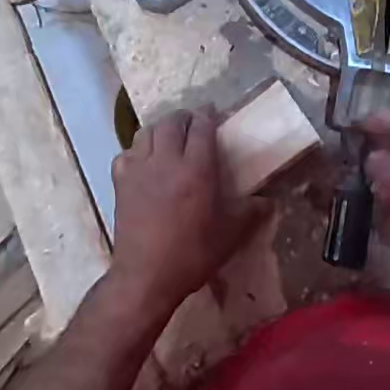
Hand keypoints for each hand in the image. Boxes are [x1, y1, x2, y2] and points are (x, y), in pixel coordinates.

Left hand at [108, 107, 264, 320]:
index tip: (213, 112)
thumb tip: (269, 201)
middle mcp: (167, 161)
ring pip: (147, 132)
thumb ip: (252, 212)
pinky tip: (144, 161)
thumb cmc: (193, 254)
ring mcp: (139, 170)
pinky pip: (126, 154)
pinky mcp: (120, 183)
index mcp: (197, 169)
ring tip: (170, 137)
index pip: (202, 127)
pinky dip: (136, 151)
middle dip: (185, 117)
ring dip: (161, 129)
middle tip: (194, 123)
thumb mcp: (231, 234)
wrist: (146, 276)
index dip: (208, 115)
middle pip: (172, 122)